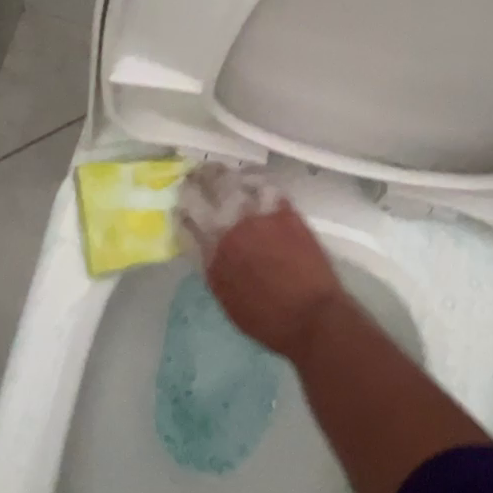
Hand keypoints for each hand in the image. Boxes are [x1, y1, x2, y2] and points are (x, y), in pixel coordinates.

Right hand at [176, 164, 346, 357]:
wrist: (313, 315)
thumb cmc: (267, 317)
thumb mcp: (225, 296)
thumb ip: (210, 263)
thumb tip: (200, 241)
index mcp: (213, 249)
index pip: (187, 216)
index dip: (180, 206)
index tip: (180, 203)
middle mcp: (232, 225)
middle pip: (206, 189)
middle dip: (196, 180)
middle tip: (194, 177)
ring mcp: (260, 213)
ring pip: (232, 180)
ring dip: (221, 176)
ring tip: (218, 174)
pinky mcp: (285, 209)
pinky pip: (262, 184)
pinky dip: (250, 180)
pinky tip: (248, 182)